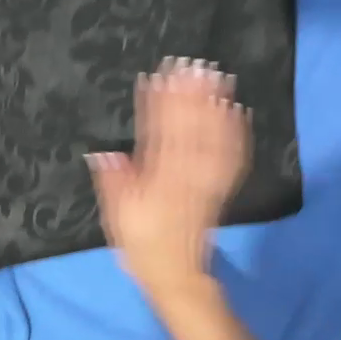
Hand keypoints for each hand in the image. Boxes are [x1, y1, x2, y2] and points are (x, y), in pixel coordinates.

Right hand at [86, 58, 250, 307]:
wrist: (176, 275)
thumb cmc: (141, 246)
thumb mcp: (118, 218)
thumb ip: (114, 185)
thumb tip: (105, 154)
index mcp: (156, 182)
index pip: (156, 136)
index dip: (157, 106)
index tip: (157, 77)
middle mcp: (184, 178)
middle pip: (187, 130)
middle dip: (188, 96)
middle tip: (189, 64)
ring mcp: (205, 183)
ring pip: (211, 138)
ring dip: (213, 107)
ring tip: (214, 77)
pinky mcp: (218, 189)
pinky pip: (230, 157)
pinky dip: (234, 133)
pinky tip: (235, 111)